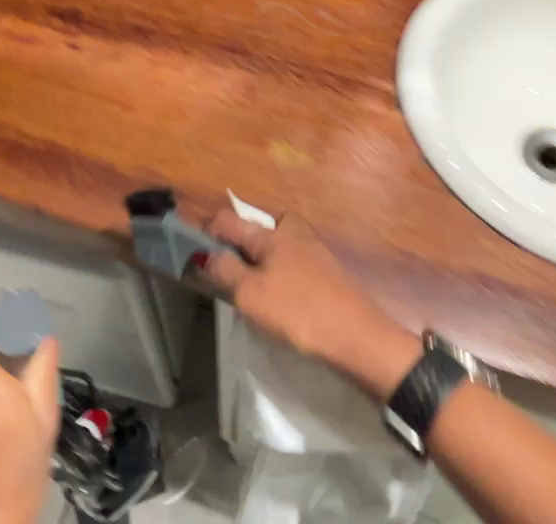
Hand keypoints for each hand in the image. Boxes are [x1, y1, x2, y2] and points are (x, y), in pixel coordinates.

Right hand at [199, 211, 421, 401]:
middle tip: (233, 267)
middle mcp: (293, 234)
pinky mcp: (329, 273)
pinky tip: (283, 296)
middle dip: (244, 239)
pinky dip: (284, 272)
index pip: (230, 219)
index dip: (208, 232)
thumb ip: (225, 270)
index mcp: (271, 234)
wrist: (357, 337)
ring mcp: (315, 251)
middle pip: (261, 224)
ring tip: (256, 286)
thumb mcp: (250, 294)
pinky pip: (296, 262)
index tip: (198, 255)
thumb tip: (207, 254)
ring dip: (265, 257)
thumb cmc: (297, 311)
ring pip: (281, 243)